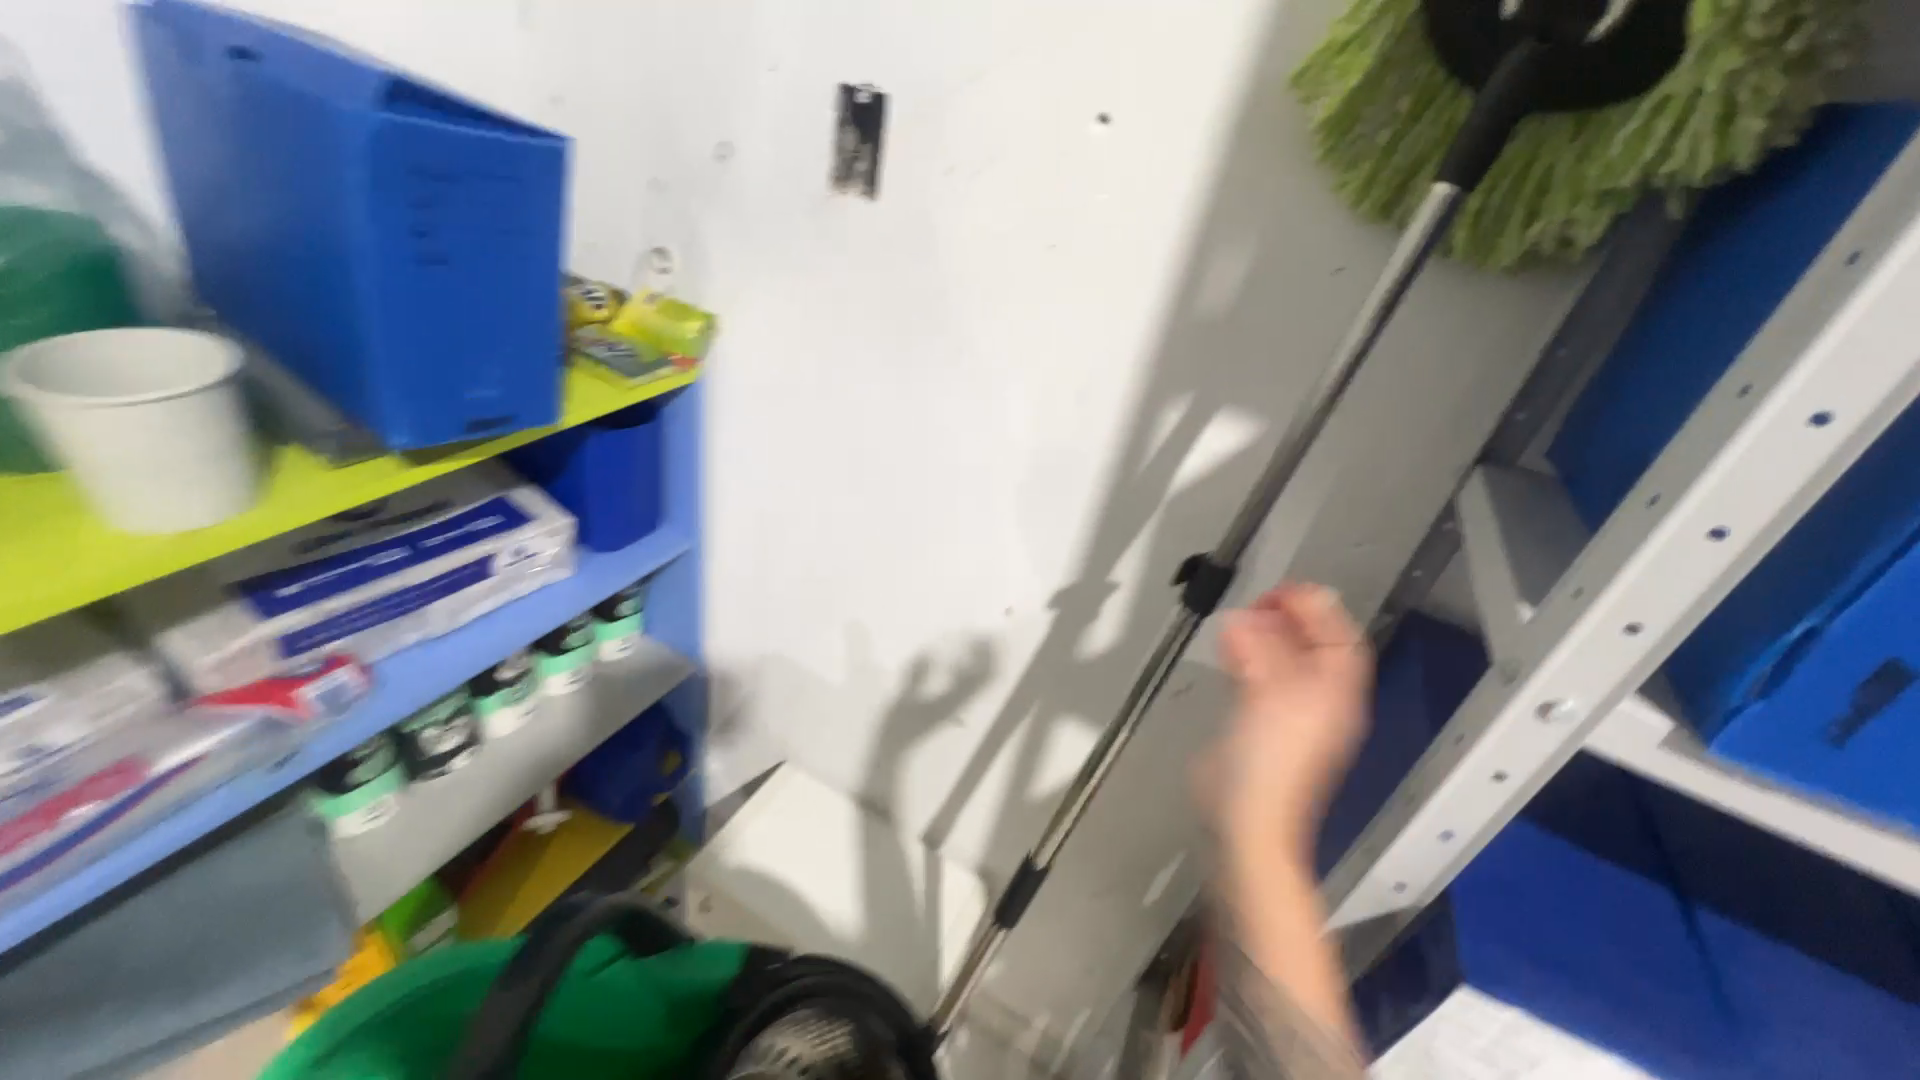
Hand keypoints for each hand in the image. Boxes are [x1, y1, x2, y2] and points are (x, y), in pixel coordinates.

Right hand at [1202, 583, 1372, 864]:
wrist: (1248, 820)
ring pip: (1290, 665)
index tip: (1283, 591)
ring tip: (1242, 622)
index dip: (1316, 609)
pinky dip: (1251, 661)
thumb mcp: (1269, 695)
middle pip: (1317, 649)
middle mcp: (1321, 703)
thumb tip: (1242, 621)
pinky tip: (1231, 654)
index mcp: (1336, 693)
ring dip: (1269, 639)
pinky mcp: (1265, 730)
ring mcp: (1293, 718)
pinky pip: (1265, 683)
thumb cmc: (1267, 760)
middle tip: (1259, 603)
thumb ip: (1259, 651)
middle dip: (1291, 620)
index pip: (1340, 638)